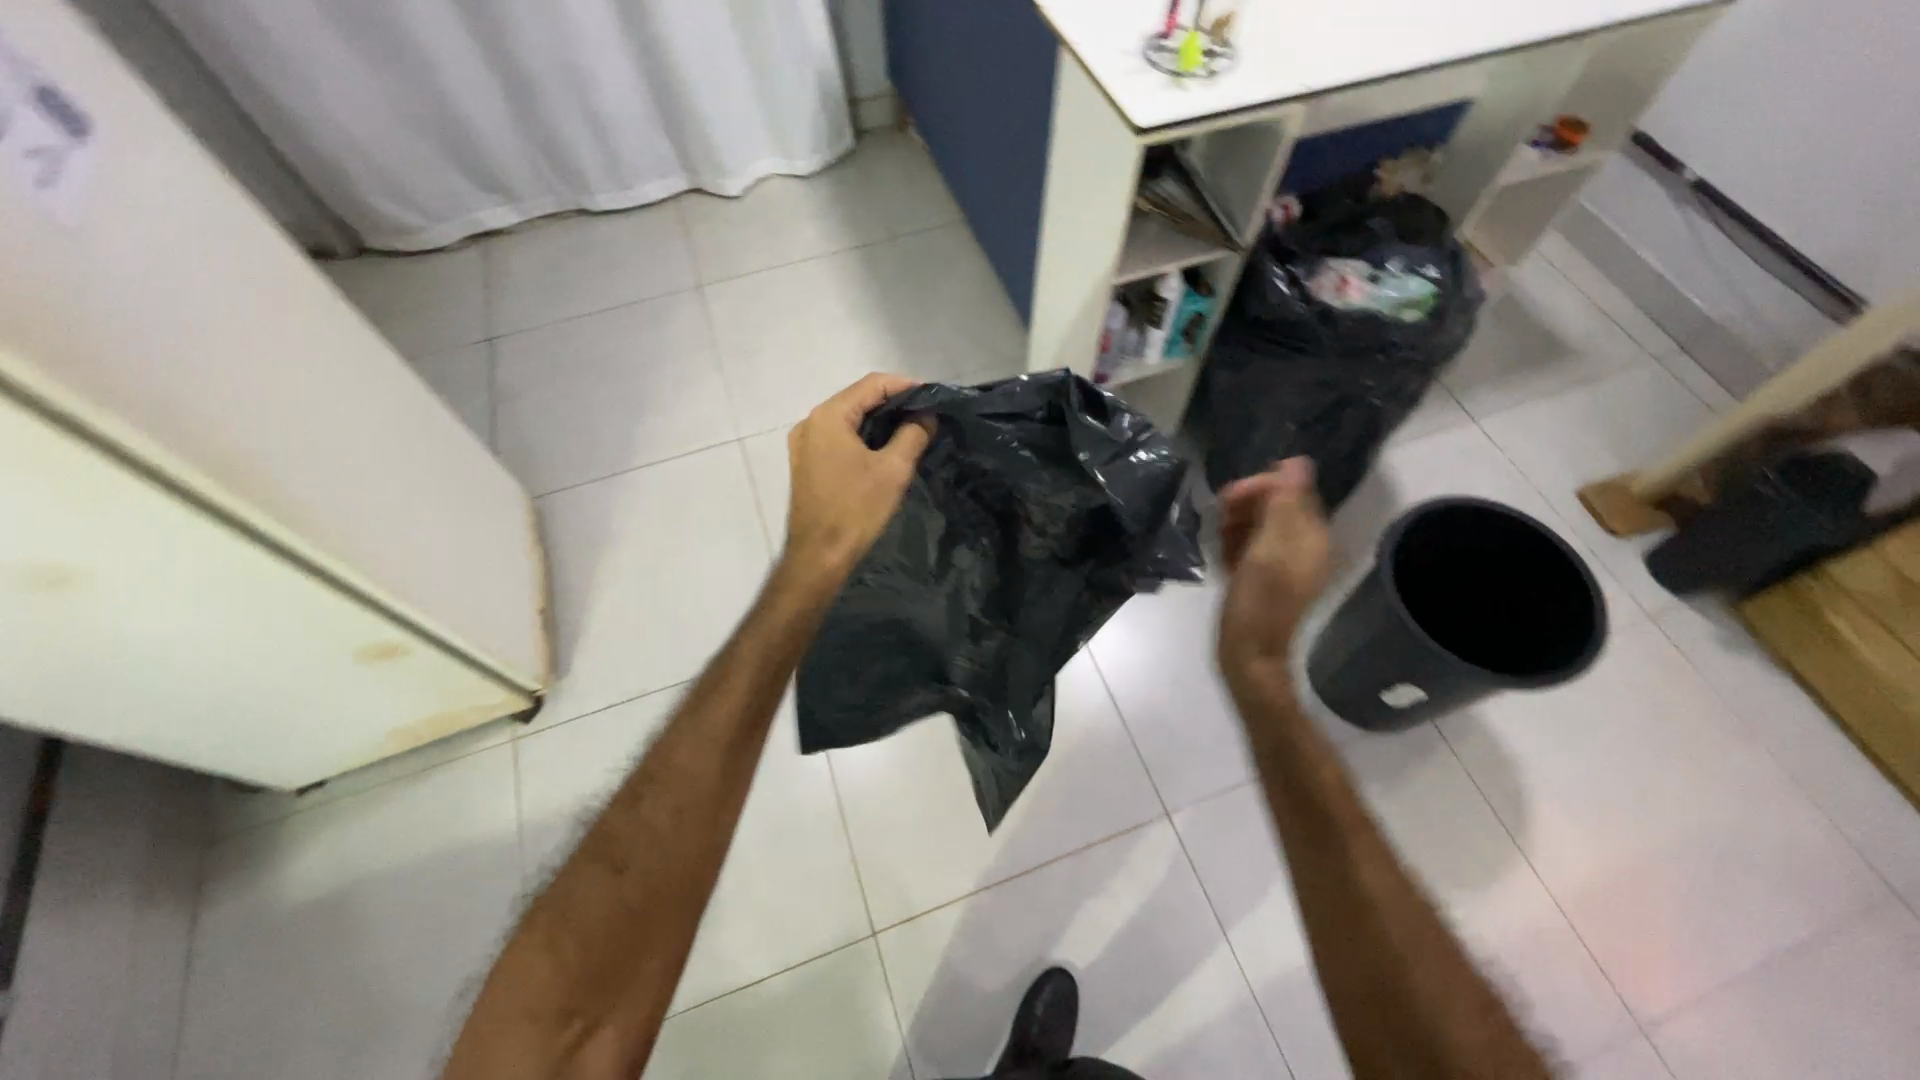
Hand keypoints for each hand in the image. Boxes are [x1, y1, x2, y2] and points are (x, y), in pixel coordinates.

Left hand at [783, 373, 932, 584]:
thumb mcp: (893, 469)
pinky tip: (886, 447)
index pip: (872, 384)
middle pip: (858, 398)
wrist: (819, 556)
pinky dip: (863, 436)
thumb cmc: (856, 510)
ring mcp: (804, 443)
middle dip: (894, 402)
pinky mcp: (806, 463)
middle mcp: (811, 422)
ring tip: (913, 428)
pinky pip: (839, 437)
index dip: (906, 385)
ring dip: (880, 420)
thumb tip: (927, 415)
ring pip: (848, 419)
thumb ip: (913, 434)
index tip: (934, 396)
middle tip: (927, 413)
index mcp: (828, 416)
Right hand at [1217, 457, 1331, 704]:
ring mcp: (1284, 563)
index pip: (1291, 490)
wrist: (1248, 656)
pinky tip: (1221, 558)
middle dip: (1244, 506)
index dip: (1260, 487)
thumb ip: (1284, 504)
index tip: (1228, 499)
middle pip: (1274, 506)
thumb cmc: (1257, 603)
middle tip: (1219, 520)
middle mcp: (1304, 546)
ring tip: (1219, 543)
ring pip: (1257, 525)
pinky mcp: (1265, 577)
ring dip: (1235, 526)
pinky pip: (1250, 547)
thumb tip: (1297, 462)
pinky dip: (1233, 546)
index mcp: (1312, 537)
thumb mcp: (1268, 549)